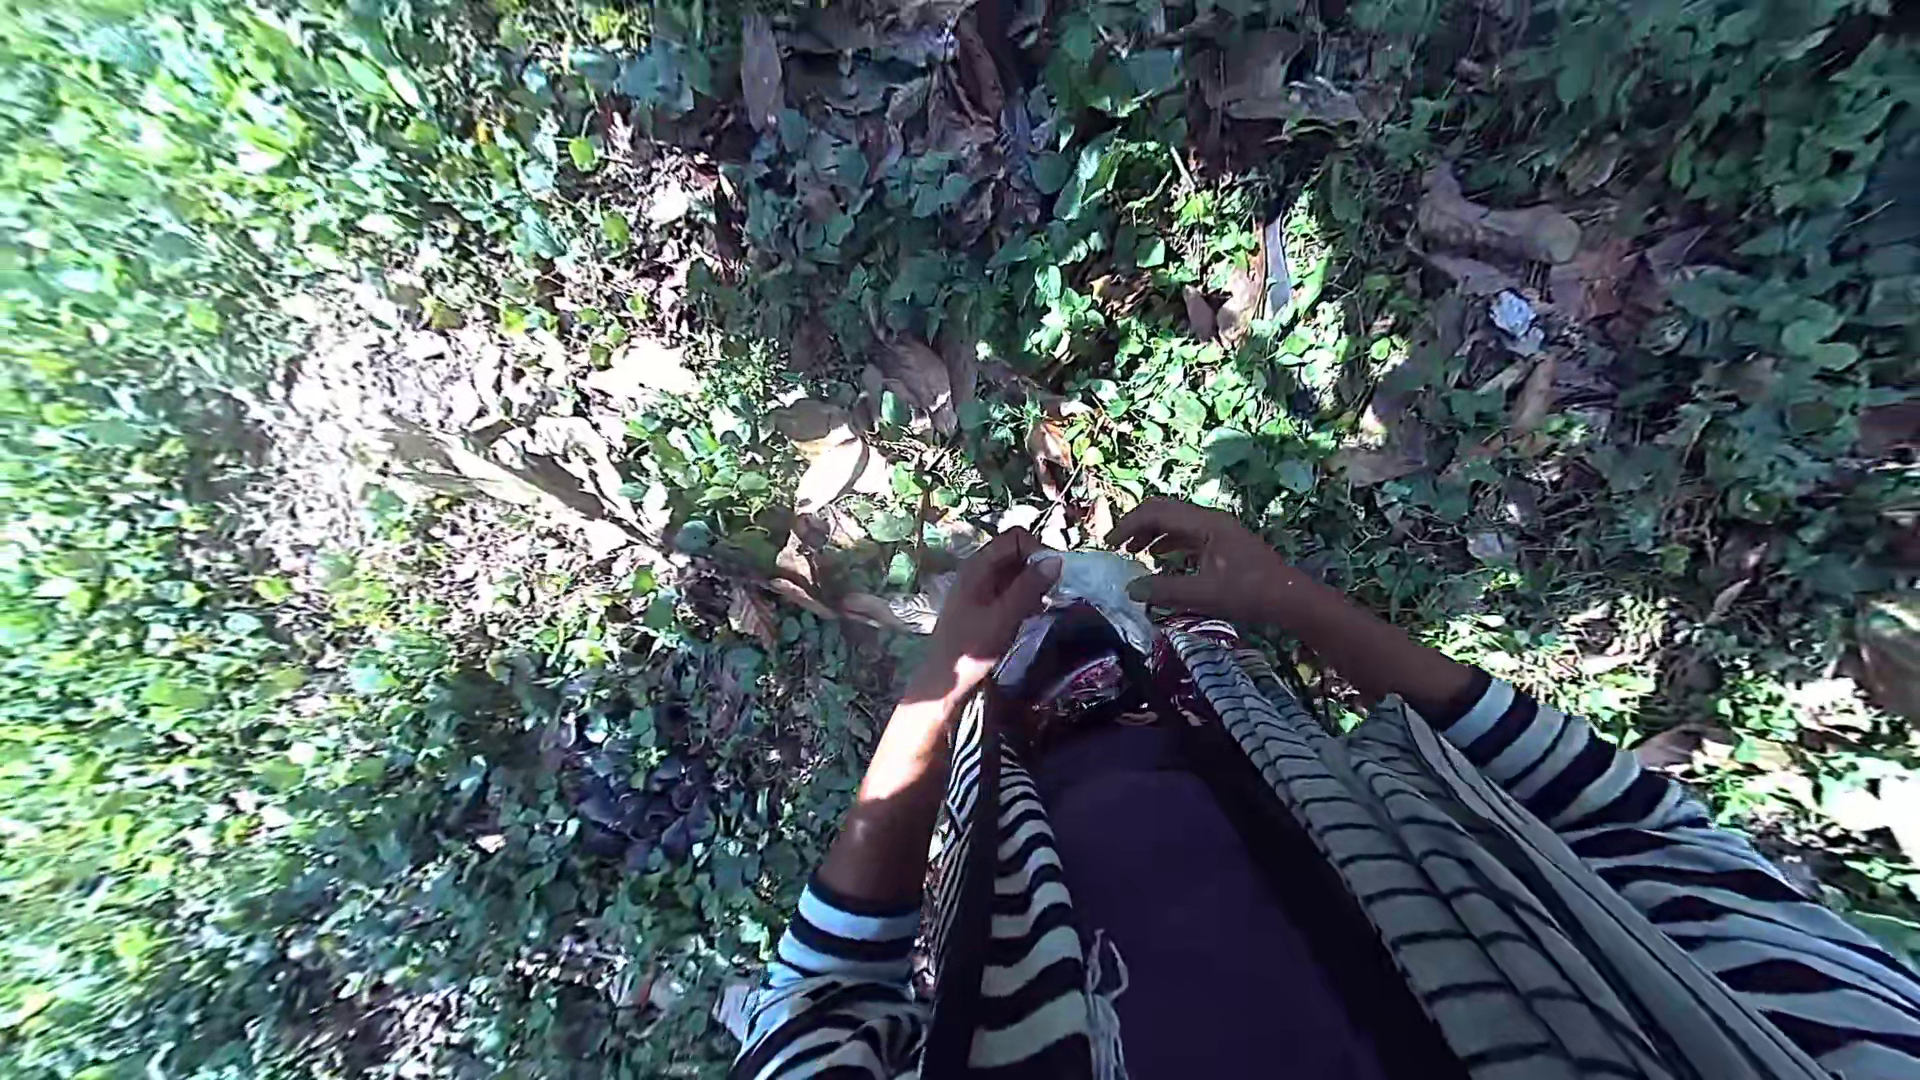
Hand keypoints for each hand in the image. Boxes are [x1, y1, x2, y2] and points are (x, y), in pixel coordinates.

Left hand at [910, 527, 1060, 706]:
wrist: (945, 681)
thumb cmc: (971, 648)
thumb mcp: (1004, 616)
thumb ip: (1029, 587)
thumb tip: (1056, 559)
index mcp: (978, 566)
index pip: (1015, 538)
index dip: (1037, 549)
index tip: (1054, 574)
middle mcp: (978, 570)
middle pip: (1015, 552)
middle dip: (1037, 567)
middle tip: (1052, 591)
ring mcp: (979, 587)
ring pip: (1015, 571)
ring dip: (1033, 583)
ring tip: (1044, 604)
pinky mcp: (984, 604)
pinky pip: (1010, 588)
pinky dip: (1025, 596)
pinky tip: (1032, 613)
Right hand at [1107, 497, 1292, 622]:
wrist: (1292, 600)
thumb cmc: (1250, 594)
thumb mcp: (1203, 595)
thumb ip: (1164, 590)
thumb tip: (1130, 589)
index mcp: (1205, 524)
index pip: (1156, 512)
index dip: (1128, 525)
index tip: (1109, 544)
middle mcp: (1209, 519)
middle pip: (1163, 510)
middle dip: (1136, 525)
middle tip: (1116, 545)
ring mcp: (1217, 530)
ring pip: (1174, 522)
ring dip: (1150, 533)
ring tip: (1132, 552)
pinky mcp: (1221, 542)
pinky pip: (1185, 534)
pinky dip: (1166, 543)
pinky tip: (1158, 559)